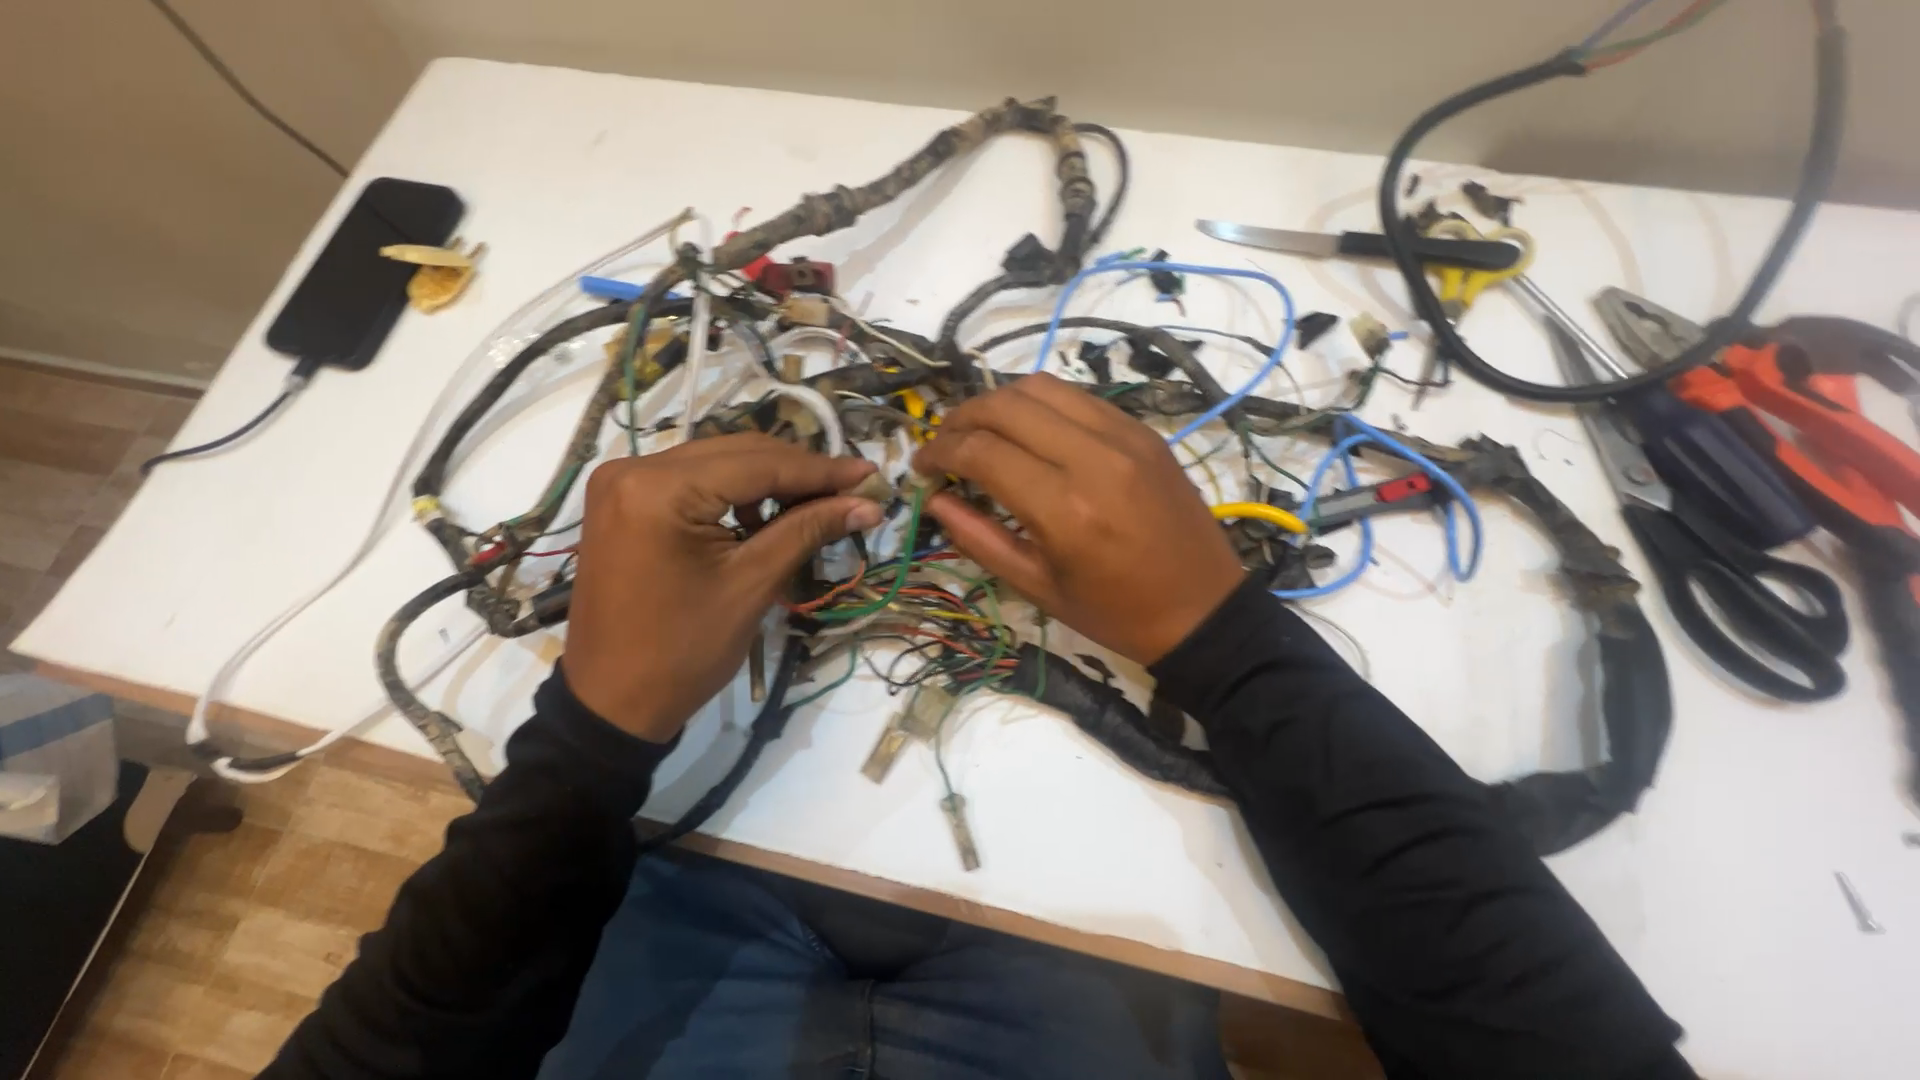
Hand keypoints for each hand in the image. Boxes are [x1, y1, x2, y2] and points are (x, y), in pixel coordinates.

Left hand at [563, 434, 882, 741]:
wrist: (613, 700)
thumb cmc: (684, 650)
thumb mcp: (752, 584)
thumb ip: (808, 530)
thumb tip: (868, 504)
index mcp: (659, 488)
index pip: (757, 463)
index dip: (820, 469)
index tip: (869, 474)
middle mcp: (633, 468)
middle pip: (736, 452)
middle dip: (797, 471)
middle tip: (851, 491)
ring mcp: (621, 481)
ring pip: (716, 462)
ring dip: (767, 480)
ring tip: (814, 506)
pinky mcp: (623, 500)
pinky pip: (692, 480)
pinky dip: (733, 492)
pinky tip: (763, 517)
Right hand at [912, 373, 1244, 664]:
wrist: (1203, 610)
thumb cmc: (1115, 613)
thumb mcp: (1037, 588)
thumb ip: (979, 538)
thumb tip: (935, 500)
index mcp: (1063, 507)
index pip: (980, 450)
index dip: (939, 453)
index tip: (922, 468)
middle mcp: (1093, 457)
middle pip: (1005, 404)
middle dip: (961, 418)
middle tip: (945, 446)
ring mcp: (1124, 436)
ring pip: (1042, 387)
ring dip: (1000, 403)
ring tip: (983, 433)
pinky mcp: (1144, 431)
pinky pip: (1079, 398)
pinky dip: (1042, 406)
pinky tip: (1031, 433)